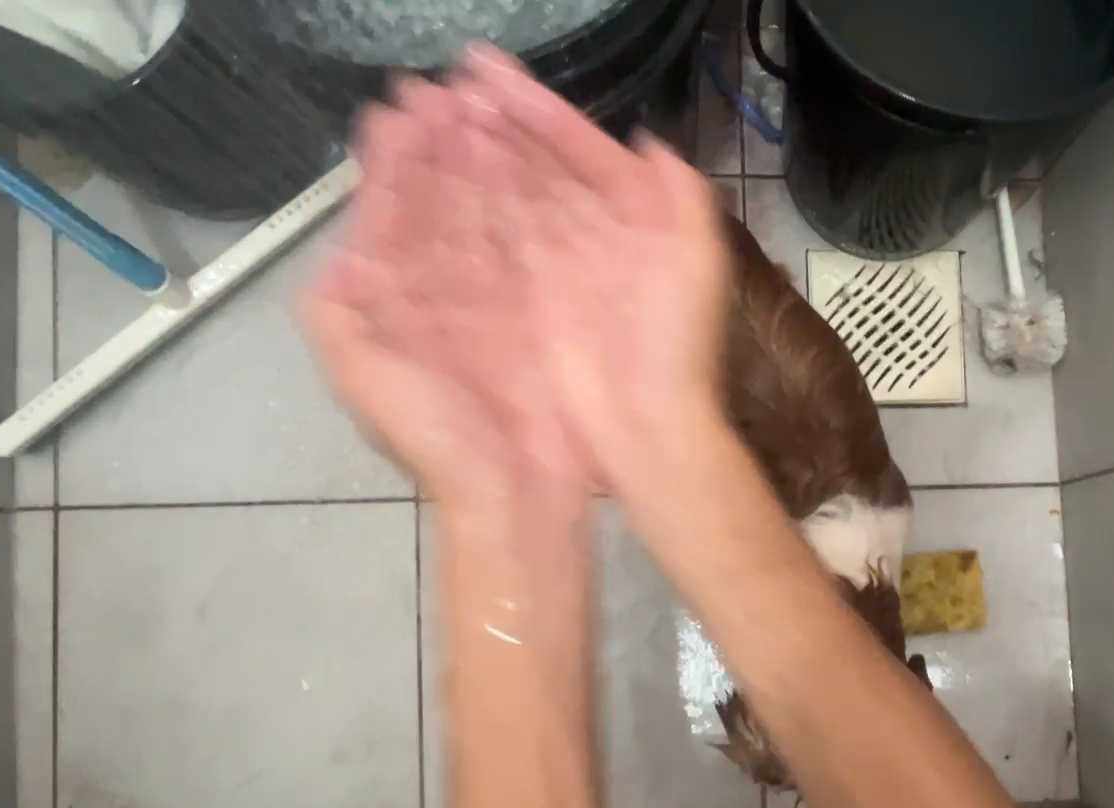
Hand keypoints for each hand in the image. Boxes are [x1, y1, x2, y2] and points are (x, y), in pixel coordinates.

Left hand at [303, 73, 589, 519]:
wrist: (516, 493)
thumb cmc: (439, 441)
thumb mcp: (360, 377)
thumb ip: (336, 312)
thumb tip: (347, 250)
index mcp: (392, 306)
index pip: (387, 219)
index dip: (389, 166)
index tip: (395, 113)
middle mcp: (442, 296)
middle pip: (438, 210)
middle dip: (438, 153)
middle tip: (444, 96)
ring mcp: (496, 304)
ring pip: (485, 222)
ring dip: (481, 168)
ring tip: (481, 111)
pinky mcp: (542, 315)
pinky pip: (531, 253)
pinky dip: (528, 211)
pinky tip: (527, 168)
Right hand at [457, 45, 733, 499]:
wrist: (645, 429)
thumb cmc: (674, 349)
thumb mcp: (696, 262)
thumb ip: (680, 194)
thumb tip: (648, 143)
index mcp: (624, 224)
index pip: (575, 153)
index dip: (535, 111)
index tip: (485, 72)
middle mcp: (579, 244)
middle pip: (528, 172)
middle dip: (486, 128)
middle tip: (440, 88)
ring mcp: (543, 278)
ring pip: (497, 205)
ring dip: (459, 162)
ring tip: (420, 117)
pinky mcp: (512, 314)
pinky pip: (474, 256)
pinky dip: (447, 220)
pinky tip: (417, 183)